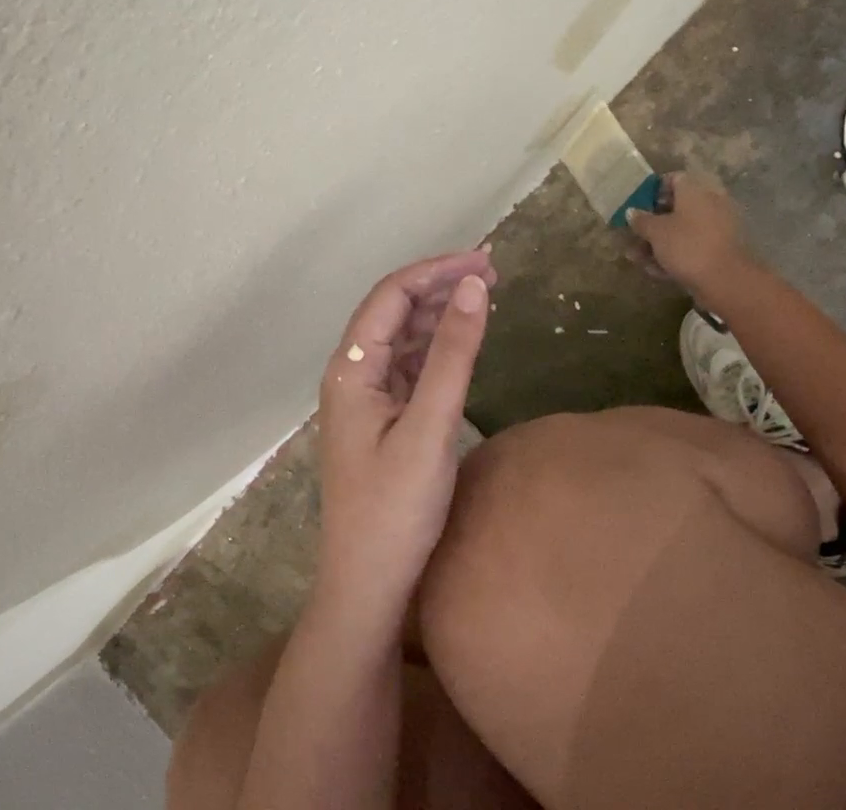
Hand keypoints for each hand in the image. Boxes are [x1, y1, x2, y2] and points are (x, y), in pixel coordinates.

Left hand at [315, 250, 494, 615]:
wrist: (369, 584)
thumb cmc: (396, 509)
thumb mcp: (430, 426)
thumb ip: (452, 354)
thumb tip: (474, 286)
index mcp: (351, 369)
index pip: (391, 296)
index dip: (437, 270)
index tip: (486, 262)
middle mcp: (351, 375)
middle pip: (393, 310)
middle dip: (440, 285)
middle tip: (493, 273)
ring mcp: (365, 399)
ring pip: (401, 336)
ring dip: (440, 312)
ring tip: (484, 296)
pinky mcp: (382, 420)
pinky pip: (408, 365)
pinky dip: (437, 346)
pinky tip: (463, 342)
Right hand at [626, 172, 754, 300]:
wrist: (725, 280)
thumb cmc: (687, 246)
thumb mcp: (656, 232)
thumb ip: (641, 220)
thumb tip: (632, 212)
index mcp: (695, 191)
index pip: (674, 179)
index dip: (653, 190)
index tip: (637, 204)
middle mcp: (709, 204)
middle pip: (676, 208)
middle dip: (652, 223)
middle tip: (632, 234)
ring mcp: (716, 229)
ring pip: (682, 231)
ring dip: (658, 243)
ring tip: (635, 258)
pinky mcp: (718, 252)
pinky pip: (691, 248)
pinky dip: (673, 256)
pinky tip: (654, 271)